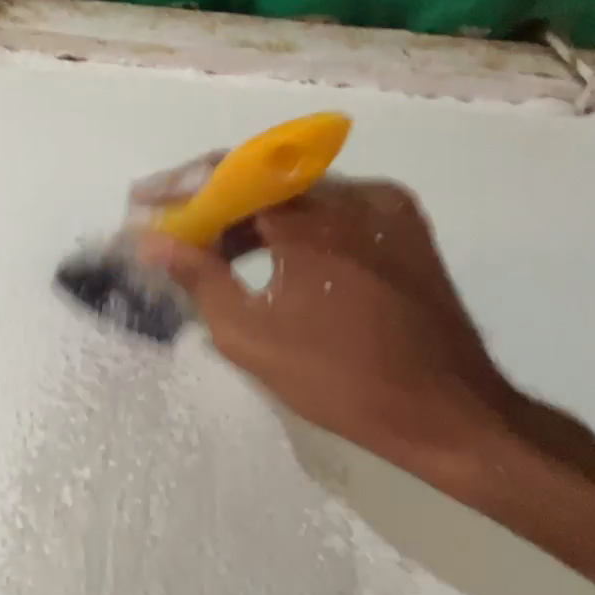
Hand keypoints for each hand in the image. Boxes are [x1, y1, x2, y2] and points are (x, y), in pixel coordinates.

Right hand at [141, 179, 522, 473]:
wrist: (453, 416)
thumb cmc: (341, 379)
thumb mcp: (250, 335)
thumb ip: (196, 278)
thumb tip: (149, 242)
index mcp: (316, 221)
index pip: (228, 179)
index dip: (178, 190)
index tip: (141, 205)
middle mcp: (355, 197)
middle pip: (260, 179)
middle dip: (207, 200)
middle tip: (166, 223)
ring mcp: (385, 209)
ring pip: (294, 192)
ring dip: (245, 214)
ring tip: (205, 245)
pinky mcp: (402, 229)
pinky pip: (328, 208)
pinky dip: (286, 223)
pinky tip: (260, 251)